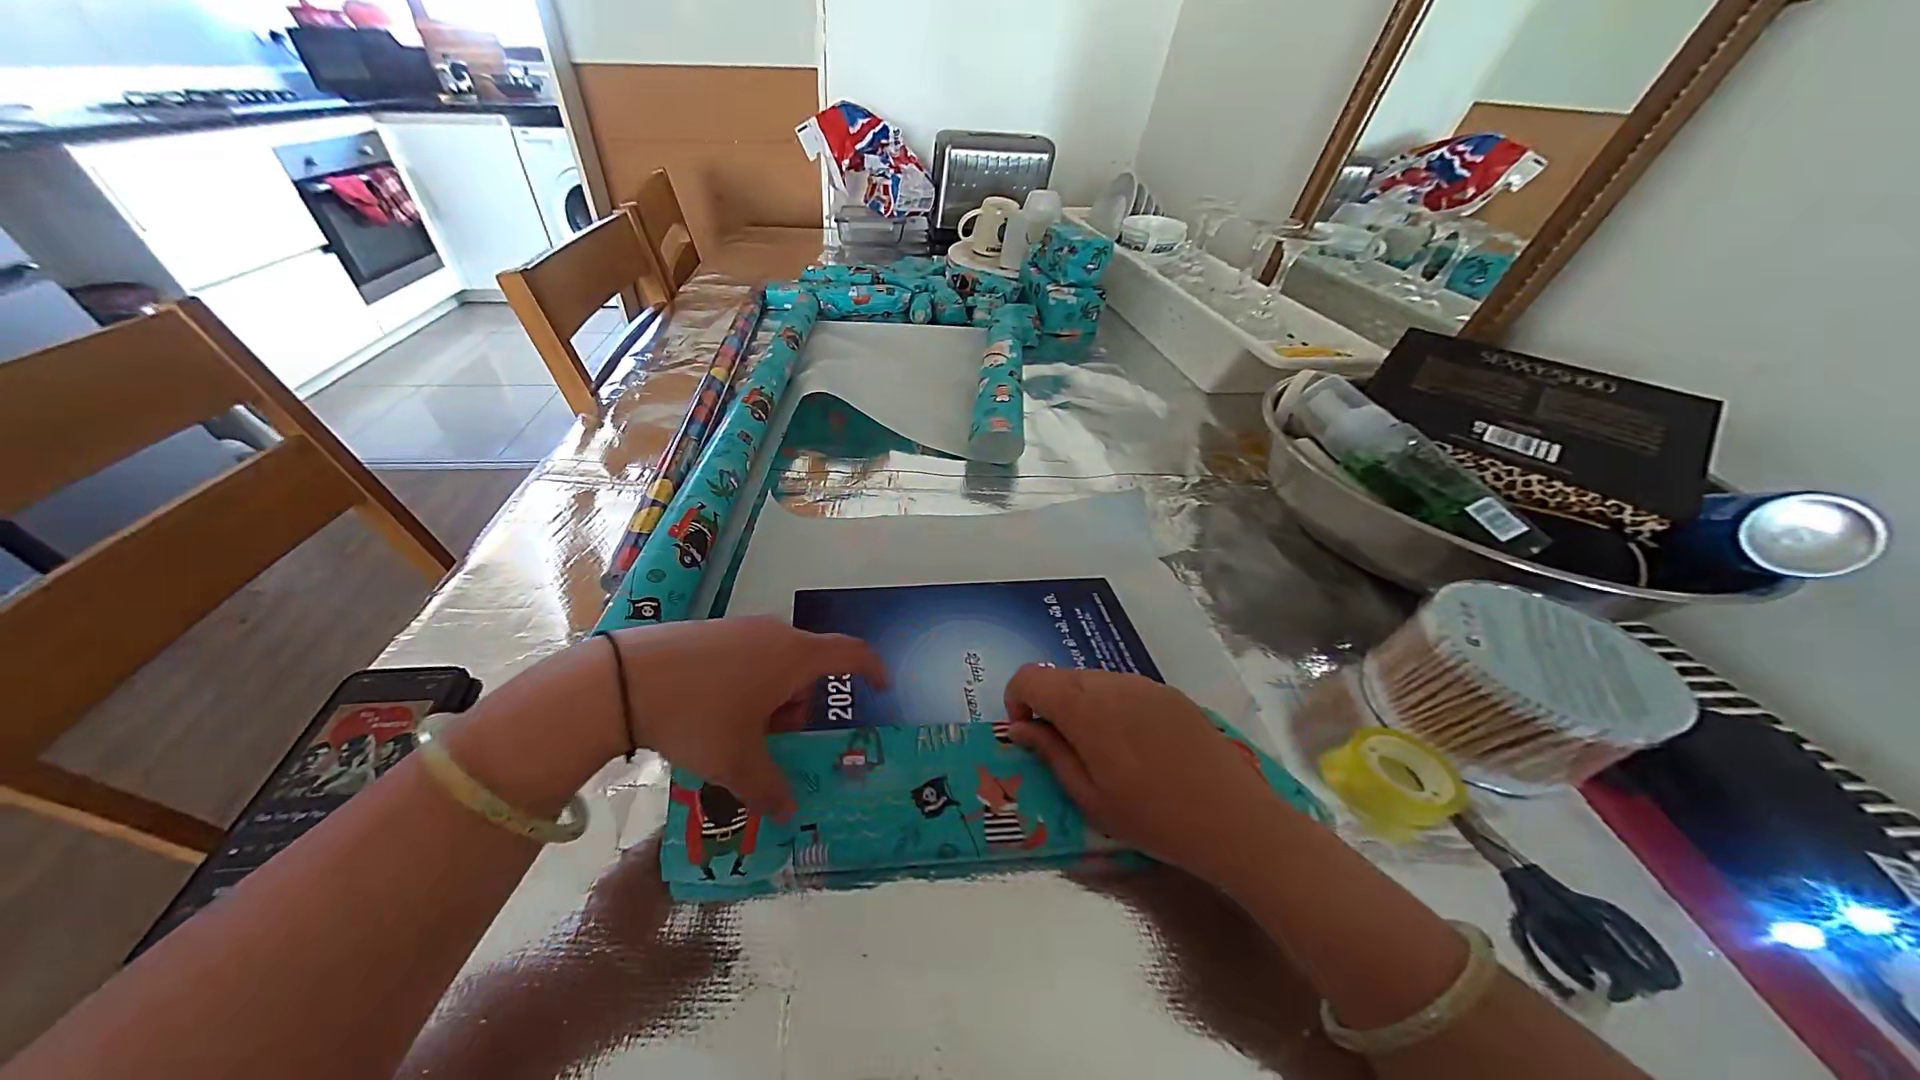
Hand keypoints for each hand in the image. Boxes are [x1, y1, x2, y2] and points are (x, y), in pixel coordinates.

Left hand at [610, 618, 887, 816]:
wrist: (622, 680)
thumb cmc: (698, 716)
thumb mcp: (737, 761)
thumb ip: (770, 789)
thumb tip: (790, 813)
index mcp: (795, 656)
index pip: (851, 653)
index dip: (872, 668)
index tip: (881, 686)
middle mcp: (774, 633)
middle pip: (807, 667)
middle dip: (800, 705)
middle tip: (775, 739)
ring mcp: (739, 628)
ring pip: (774, 663)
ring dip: (770, 698)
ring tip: (738, 732)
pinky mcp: (709, 631)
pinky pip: (745, 657)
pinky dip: (744, 684)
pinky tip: (710, 711)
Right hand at [1004, 665, 1294, 885]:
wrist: (1234, 819)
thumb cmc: (1153, 818)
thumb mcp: (1090, 797)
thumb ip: (1050, 753)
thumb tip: (1019, 728)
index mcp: (1085, 708)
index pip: (1030, 678)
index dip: (1017, 700)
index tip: (1027, 734)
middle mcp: (1112, 683)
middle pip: (1061, 676)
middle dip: (1049, 705)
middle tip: (1063, 749)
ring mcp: (1144, 684)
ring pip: (1093, 680)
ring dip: (1081, 704)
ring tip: (1102, 751)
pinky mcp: (1170, 693)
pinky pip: (1124, 687)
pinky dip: (1112, 705)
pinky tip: (1135, 746)